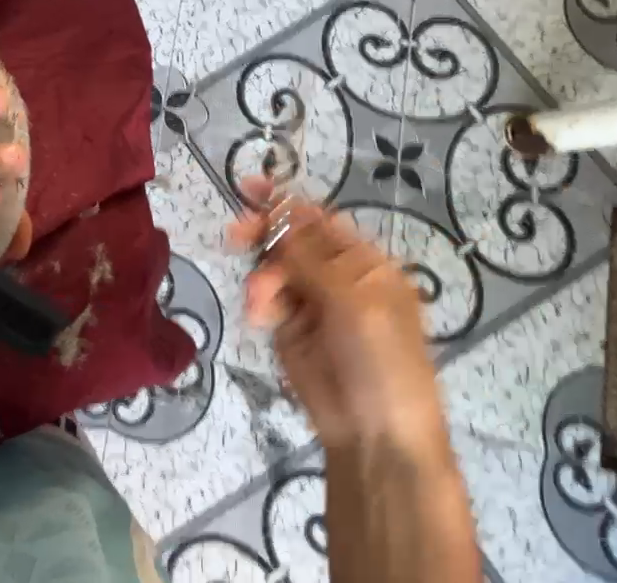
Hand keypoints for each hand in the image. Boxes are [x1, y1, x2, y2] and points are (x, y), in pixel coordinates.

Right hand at [229, 179, 450, 454]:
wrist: (374, 431)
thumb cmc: (381, 360)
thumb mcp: (352, 302)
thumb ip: (311, 257)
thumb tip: (278, 214)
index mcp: (366, 265)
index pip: (321, 220)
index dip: (286, 202)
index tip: (248, 186)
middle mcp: (338, 276)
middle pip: (291, 239)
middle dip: (264, 236)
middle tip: (235, 235)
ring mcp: (312, 301)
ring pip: (272, 267)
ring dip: (261, 278)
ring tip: (259, 304)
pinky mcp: (289, 325)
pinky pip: (265, 297)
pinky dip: (258, 301)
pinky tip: (260, 318)